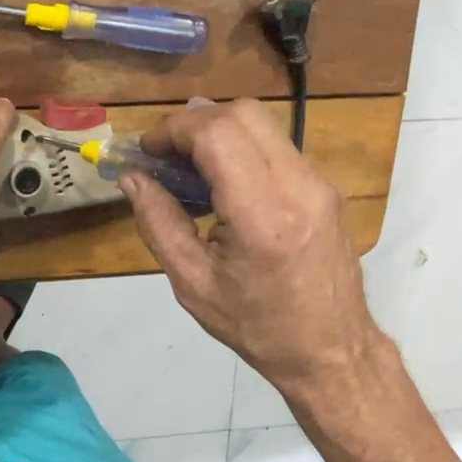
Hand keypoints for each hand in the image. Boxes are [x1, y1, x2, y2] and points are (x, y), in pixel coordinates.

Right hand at [120, 98, 388, 392]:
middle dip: (193, 123)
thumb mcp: (193, 284)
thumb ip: (159, 224)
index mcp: (263, 217)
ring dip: (217, 134)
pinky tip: (220, 186)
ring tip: (187, 171)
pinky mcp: (325, 187)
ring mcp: (318, 183)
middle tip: (163, 156)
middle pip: (242, 113)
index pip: (218, 134)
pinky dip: (240, 150)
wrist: (329, 348)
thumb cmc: (256, 326)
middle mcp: (298, 187)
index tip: (146, 152)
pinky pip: (276, 147)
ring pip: (262, 124)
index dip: (173, 131)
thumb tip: (132, 178)